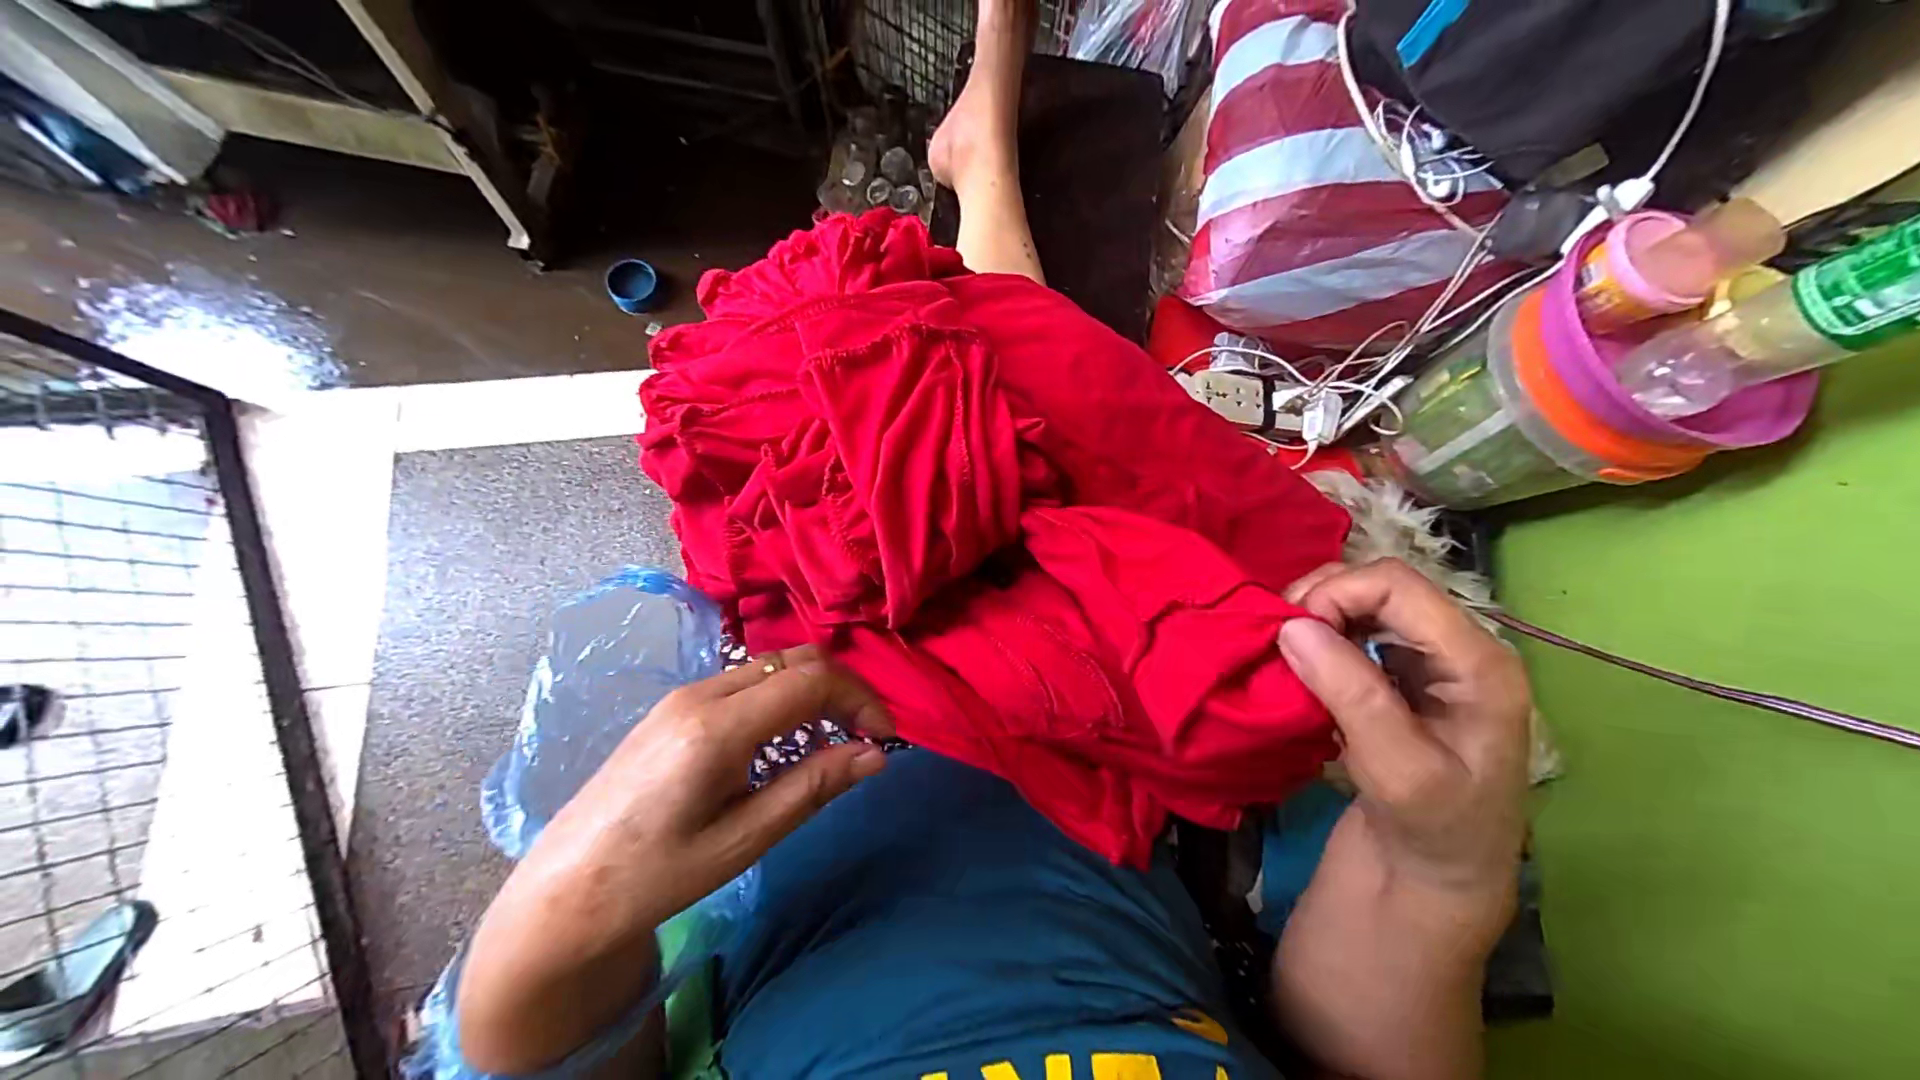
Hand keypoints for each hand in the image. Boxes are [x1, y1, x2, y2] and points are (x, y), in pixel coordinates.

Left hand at [458, 648, 893, 1073]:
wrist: (562, 892)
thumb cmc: (654, 876)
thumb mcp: (743, 840)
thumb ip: (813, 787)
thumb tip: (876, 755)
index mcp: (716, 727)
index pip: (811, 679)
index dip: (860, 699)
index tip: (883, 740)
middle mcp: (701, 693)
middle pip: (795, 659)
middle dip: (843, 689)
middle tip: (864, 737)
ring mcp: (684, 695)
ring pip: (771, 666)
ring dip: (814, 690)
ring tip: (832, 739)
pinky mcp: (676, 706)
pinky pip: (747, 681)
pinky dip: (784, 695)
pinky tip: (785, 739)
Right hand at [1279, 559, 1529, 928]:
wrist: (1438, 871)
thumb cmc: (1433, 826)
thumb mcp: (1399, 770)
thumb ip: (1352, 694)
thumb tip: (1292, 626)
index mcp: (1478, 660)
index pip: (1396, 584)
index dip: (1335, 594)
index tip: (1292, 635)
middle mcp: (1457, 644)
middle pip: (1378, 583)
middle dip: (1320, 600)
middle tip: (1282, 641)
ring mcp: (1429, 655)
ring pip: (1362, 600)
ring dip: (1316, 616)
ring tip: (1290, 655)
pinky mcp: (1401, 669)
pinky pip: (1353, 626)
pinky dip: (1319, 634)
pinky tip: (1305, 666)